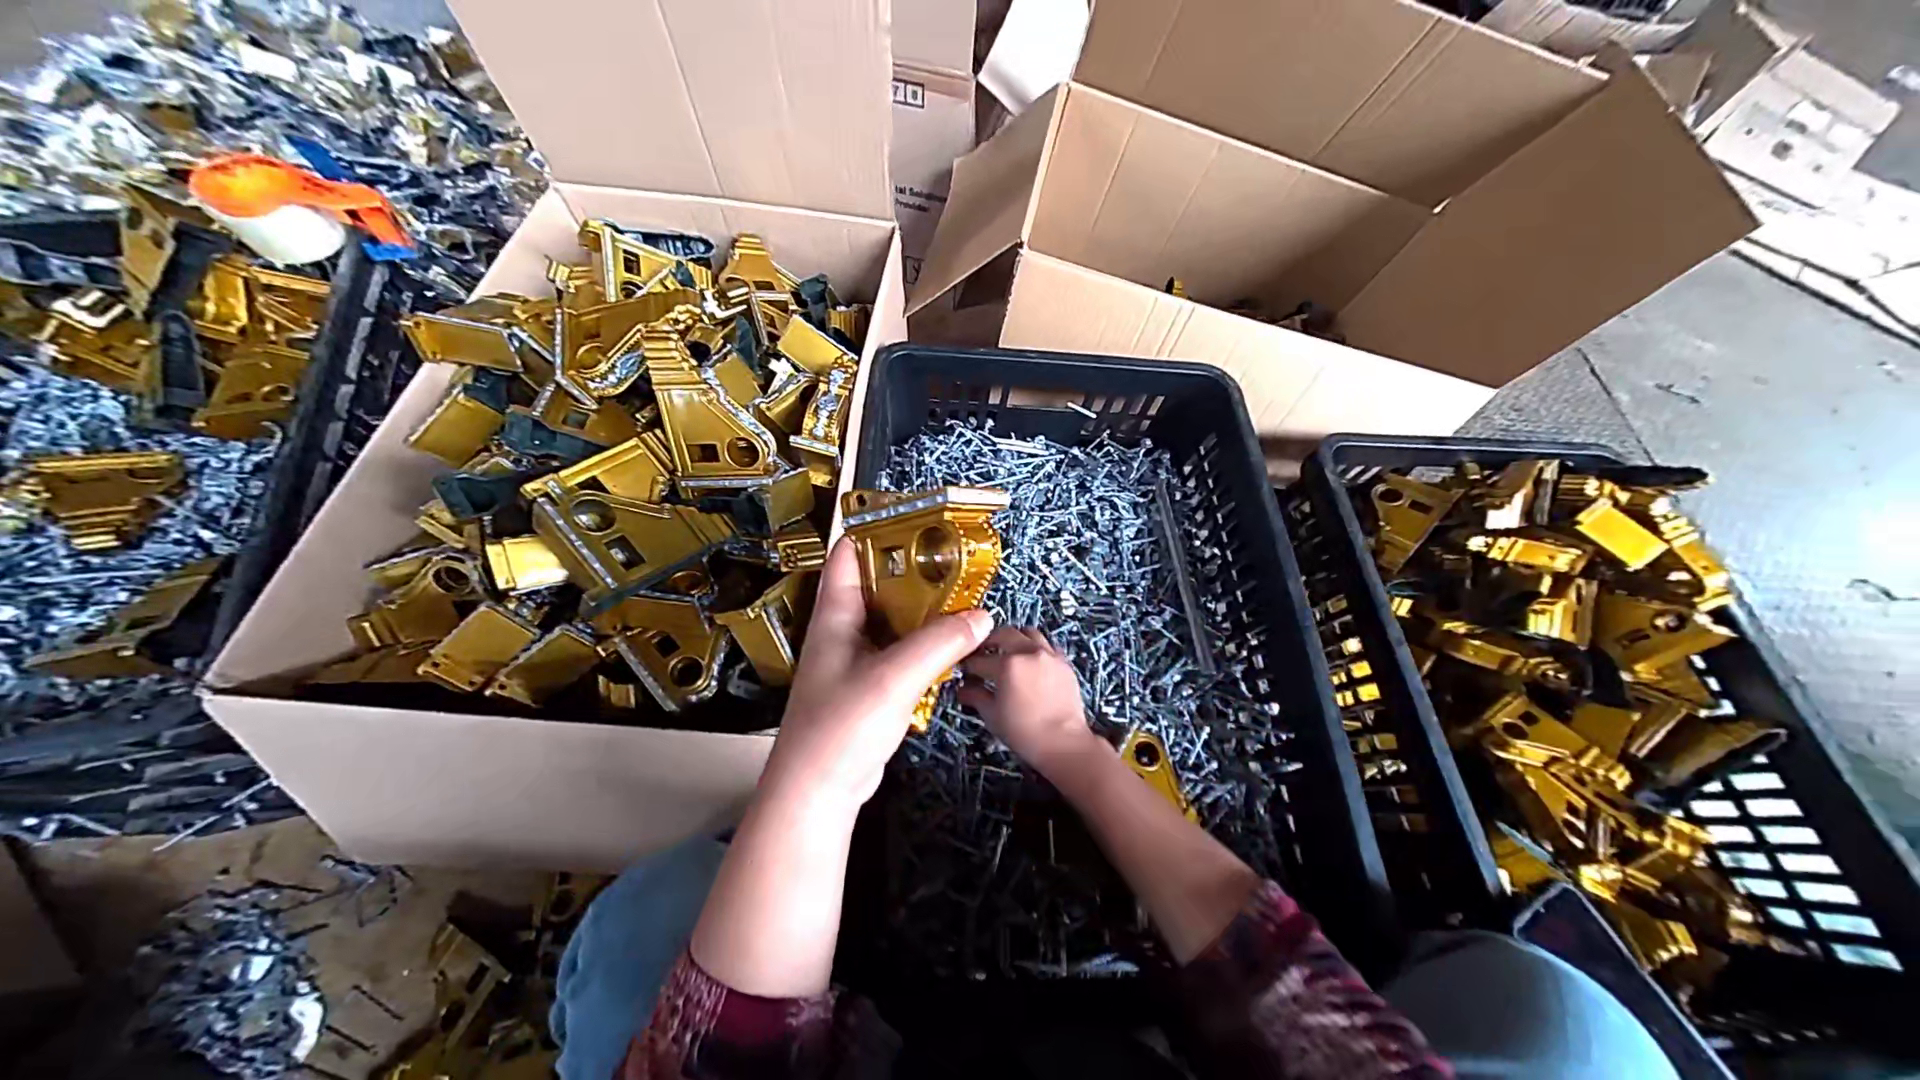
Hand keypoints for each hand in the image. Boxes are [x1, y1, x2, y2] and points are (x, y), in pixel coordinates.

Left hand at [759, 537, 994, 817]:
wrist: (819, 792)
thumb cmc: (841, 727)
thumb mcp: (894, 676)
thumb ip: (939, 643)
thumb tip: (979, 617)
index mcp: (835, 617)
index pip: (848, 557)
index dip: (876, 533)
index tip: (915, 521)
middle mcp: (842, 634)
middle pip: (877, 588)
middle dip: (913, 575)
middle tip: (952, 564)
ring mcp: (855, 663)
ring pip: (892, 624)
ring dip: (922, 614)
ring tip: (958, 600)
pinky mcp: (869, 690)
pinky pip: (899, 656)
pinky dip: (923, 648)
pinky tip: (948, 648)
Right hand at [958, 627, 1106, 777]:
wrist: (1063, 743)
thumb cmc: (1024, 732)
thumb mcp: (993, 715)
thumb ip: (976, 696)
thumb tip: (964, 689)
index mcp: (1008, 665)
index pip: (980, 659)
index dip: (968, 665)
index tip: (965, 670)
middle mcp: (1029, 652)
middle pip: (1004, 634)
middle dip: (990, 641)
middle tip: (983, 653)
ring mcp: (1049, 655)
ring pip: (1028, 633)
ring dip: (1015, 638)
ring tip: (1008, 652)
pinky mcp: (1064, 663)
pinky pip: (1047, 646)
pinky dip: (1036, 649)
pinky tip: (1031, 662)